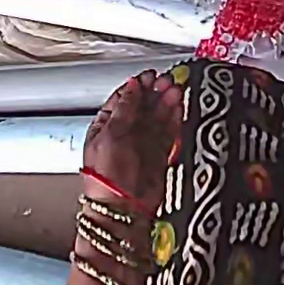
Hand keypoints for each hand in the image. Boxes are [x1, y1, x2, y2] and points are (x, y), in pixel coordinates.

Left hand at [81, 70, 183, 212]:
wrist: (122, 208)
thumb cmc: (106, 176)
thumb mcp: (111, 133)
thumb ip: (126, 108)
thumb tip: (133, 86)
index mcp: (105, 125)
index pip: (123, 98)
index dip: (137, 86)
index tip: (149, 76)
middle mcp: (124, 133)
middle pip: (142, 106)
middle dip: (154, 92)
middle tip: (167, 81)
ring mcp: (142, 144)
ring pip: (156, 117)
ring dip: (166, 102)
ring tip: (176, 89)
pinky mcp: (158, 155)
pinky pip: (167, 132)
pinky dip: (173, 118)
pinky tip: (178, 106)